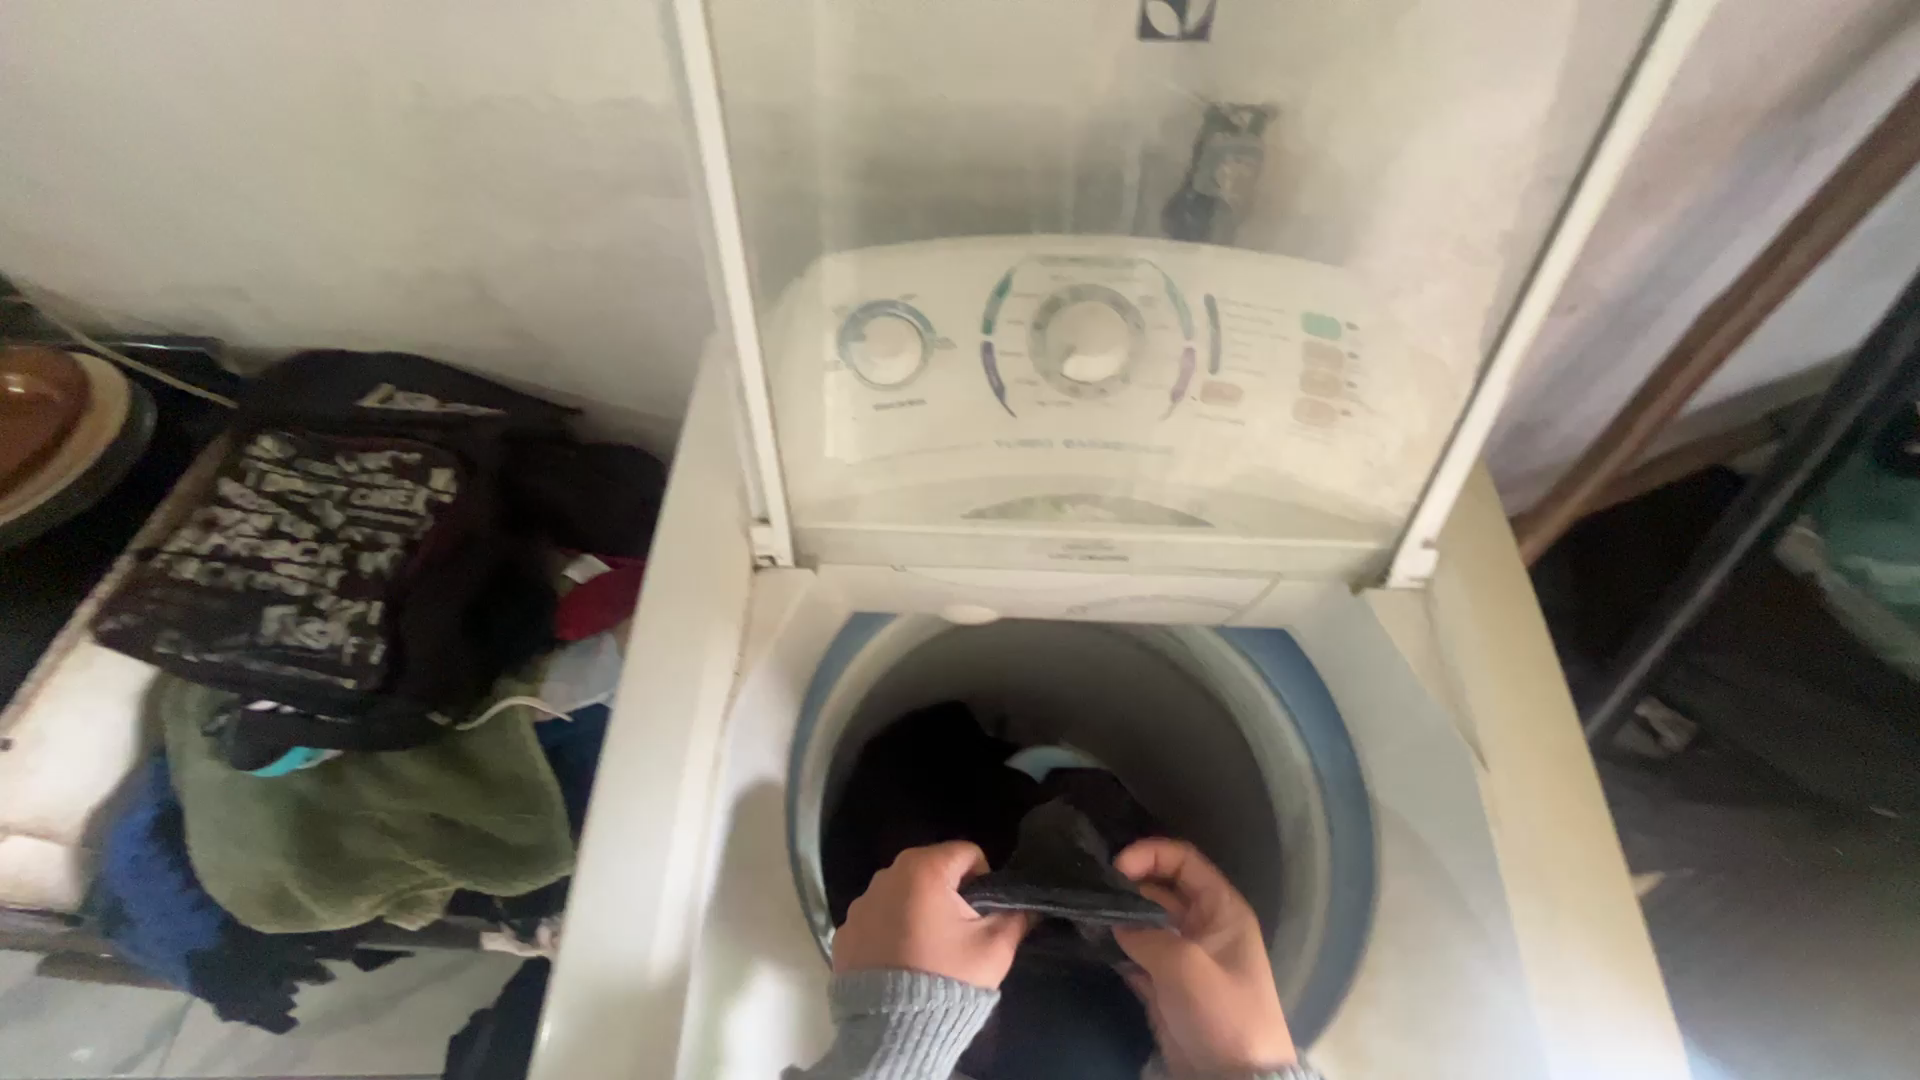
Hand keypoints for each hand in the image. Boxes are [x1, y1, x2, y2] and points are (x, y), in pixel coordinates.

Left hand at [833, 841, 1031, 989]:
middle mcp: (887, 875)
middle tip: (958, 933)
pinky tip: (900, 960)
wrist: (894, 1031)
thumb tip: (1029, 904)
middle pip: (932, 869)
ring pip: (902, 893)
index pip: (966, 853)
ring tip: (928, 950)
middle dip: (949, 893)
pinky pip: (877, 918)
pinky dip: (890, 930)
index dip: (983, 878)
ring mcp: (860, 903)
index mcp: (924, 868)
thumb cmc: (948, 977)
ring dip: (918, 909)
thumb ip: (1016, 916)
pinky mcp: (844, 931)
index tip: (983, 912)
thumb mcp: (995, 947)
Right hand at [1112, 838, 1296, 1072]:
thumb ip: (1144, 934)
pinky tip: (1093, 942)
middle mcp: (1202, 924)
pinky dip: (1117, 945)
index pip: (1183, 860)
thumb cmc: (1222, 1013)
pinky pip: (1136, 950)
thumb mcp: (1184, 966)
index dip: (1150, 854)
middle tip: (1094, 890)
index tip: (1117, 867)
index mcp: (1220, 909)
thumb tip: (1113, 921)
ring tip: (1087, 912)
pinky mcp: (1166, 982)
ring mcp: (1183, 953)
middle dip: (1128, 884)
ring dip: (1118, 915)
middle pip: (1160, 886)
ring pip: (1144, 918)